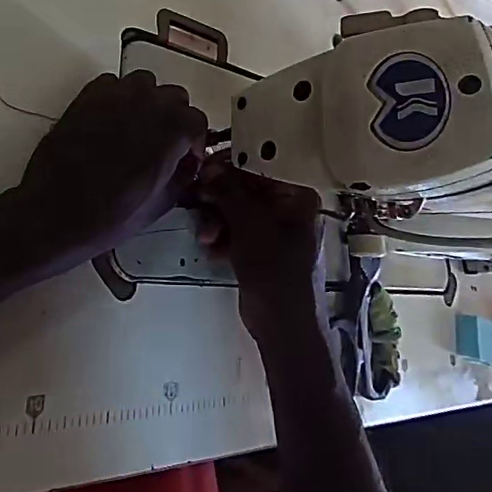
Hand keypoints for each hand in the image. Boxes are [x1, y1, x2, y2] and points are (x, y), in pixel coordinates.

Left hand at [10, 71, 207, 261]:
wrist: (57, 212)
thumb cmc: (106, 214)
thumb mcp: (160, 202)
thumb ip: (182, 174)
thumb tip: (185, 163)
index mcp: (171, 128)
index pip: (197, 120)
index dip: (194, 141)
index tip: (186, 154)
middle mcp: (146, 104)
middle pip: (174, 97)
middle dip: (173, 119)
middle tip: (164, 144)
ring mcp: (114, 96)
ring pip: (144, 84)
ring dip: (147, 102)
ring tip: (137, 129)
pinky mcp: (86, 98)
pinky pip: (111, 85)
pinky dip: (116, 98)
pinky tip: (111, 121)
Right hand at [195, 156, 326, 343]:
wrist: (283, 324)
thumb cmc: (275, 270)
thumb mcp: (249, 225)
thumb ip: (228, 192)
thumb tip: (209, 167)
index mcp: (296, 196)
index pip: (260, 168)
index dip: (230, 166)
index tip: (203, 168)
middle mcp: (287, 208)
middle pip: (244, 189)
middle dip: (218, 198)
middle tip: (195, 200)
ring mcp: (273, 230)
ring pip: (235, 211)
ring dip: (216, 221)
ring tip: (205, 237)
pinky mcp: (259, 249)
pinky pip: (234, 231)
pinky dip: (221, 237)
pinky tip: (211, 249)